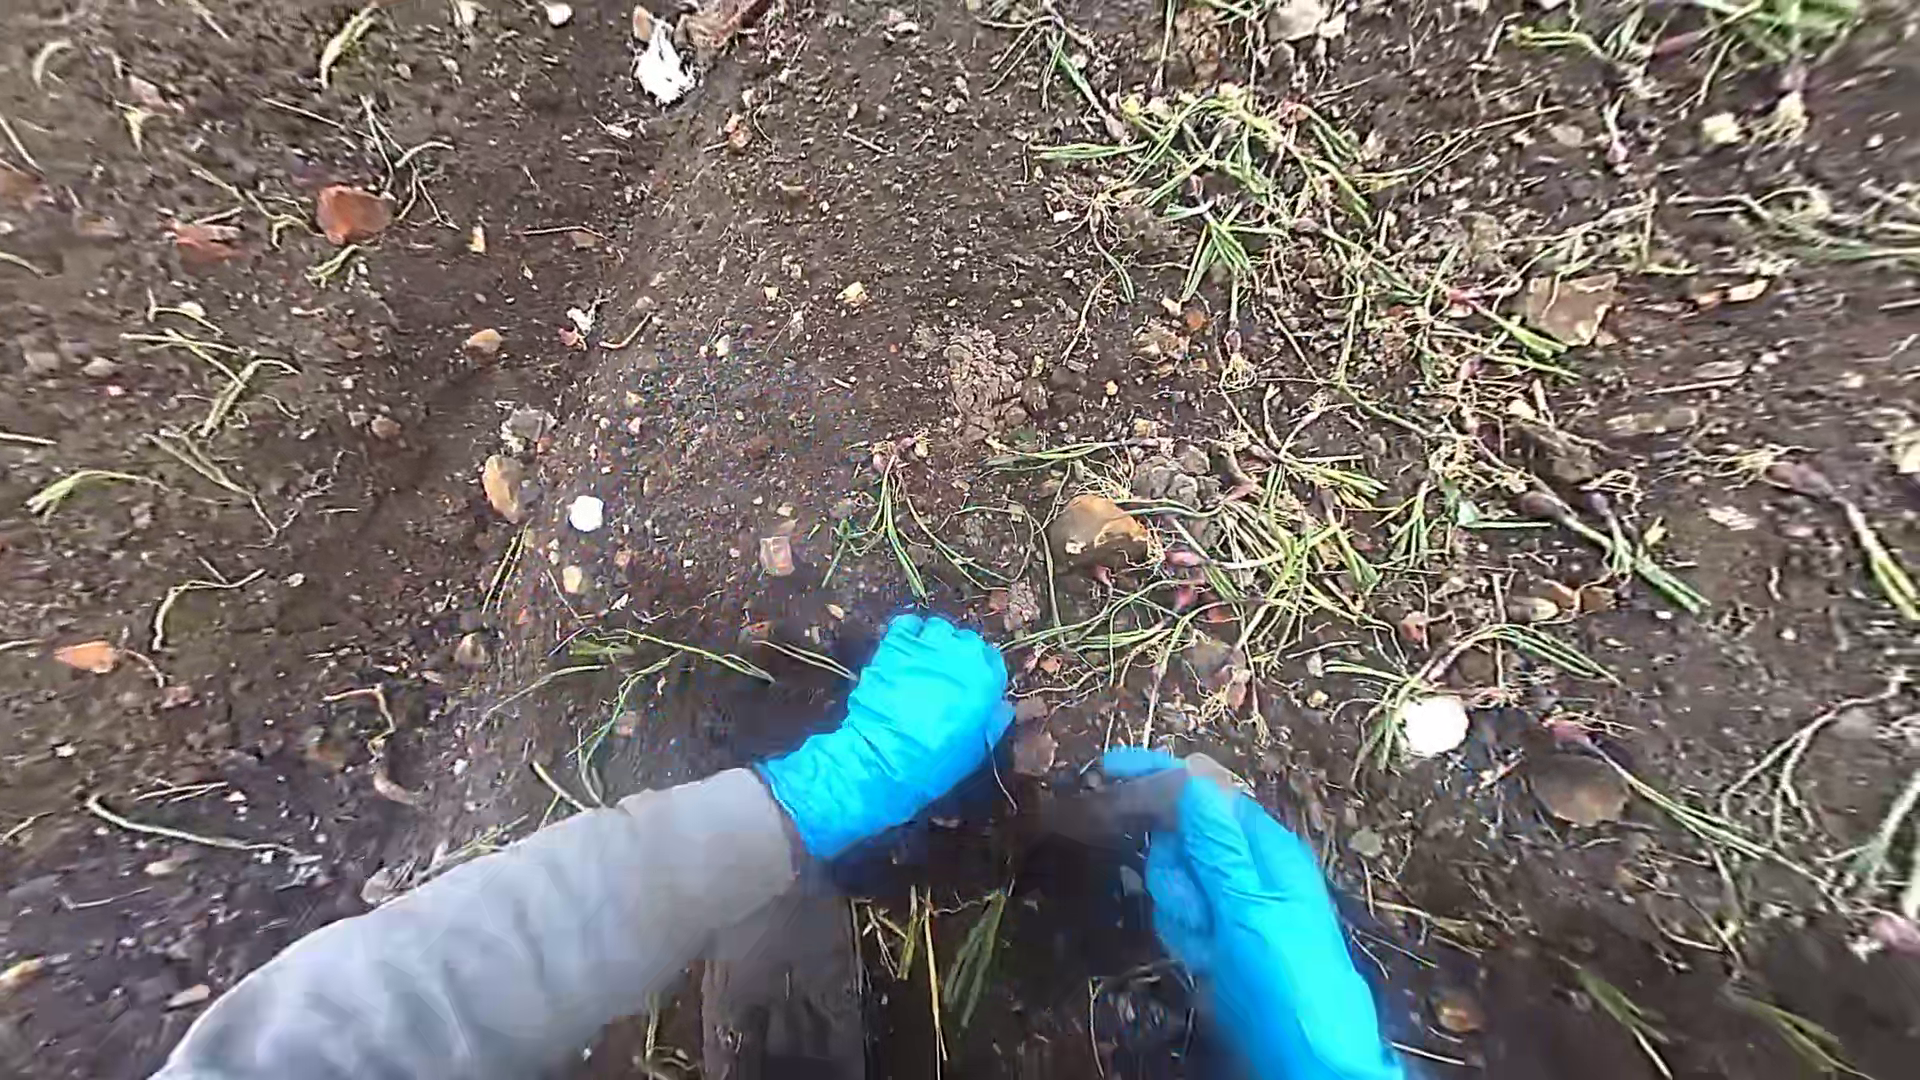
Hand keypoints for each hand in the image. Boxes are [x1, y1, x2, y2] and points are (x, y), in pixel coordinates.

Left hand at [758, 614, 1012, 857]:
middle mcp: (962, 653)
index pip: (992, 660)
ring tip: (925, 658)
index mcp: (986, 678)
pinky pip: (907, 624)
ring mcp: (928, 644)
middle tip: (945, 674)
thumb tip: (1002, 705)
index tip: (970, 683)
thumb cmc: (936, 760)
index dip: (981, 671)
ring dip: (935, 641)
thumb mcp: (978, 748)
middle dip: (958, 654)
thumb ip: (994, 720)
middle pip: (966, 641)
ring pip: (938, 628)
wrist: (886, 757)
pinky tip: (904, 647)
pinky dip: (908, 632)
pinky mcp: (897, 643)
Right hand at [1103, 748, 1403, 1079]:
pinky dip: (1180, 932)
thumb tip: (1193, 770)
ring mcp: (1228, 897)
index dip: (1154, 774)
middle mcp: (1244, 862)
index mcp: (1262, 844)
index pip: (1200, 789)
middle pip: (1178, 832)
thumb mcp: (1248, 907)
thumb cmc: (1285, 979)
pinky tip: (1204, 958)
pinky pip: (1173, 909)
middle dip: (1172, 868)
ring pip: (1170, 872)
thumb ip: (1216, 841)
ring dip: (1178, 906)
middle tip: (1190, 906)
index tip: (1107, 770)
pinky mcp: (1213, 928)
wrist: (1303, 1066)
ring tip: (1206, 941)